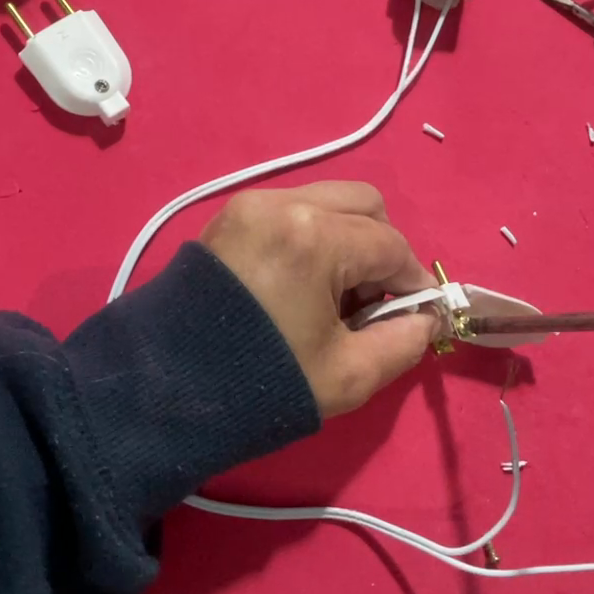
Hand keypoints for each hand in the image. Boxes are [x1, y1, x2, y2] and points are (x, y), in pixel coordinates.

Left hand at [199, 182, 439, 417]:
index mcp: (313, 236)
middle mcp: (282, 204)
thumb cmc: (263, 384)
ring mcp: (249, 206)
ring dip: (346, 240)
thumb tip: (426, 318)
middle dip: (381, 248)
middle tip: (370, 302)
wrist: (168, 391)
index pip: (389, 245)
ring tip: (332, 298)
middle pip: (362, 204)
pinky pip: (290, 211)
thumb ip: (403, 341)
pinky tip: (300, 286)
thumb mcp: (348, 375)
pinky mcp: (228, 218)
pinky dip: (311, 237)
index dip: (412, 282)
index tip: (416, 315)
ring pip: (325, 202)